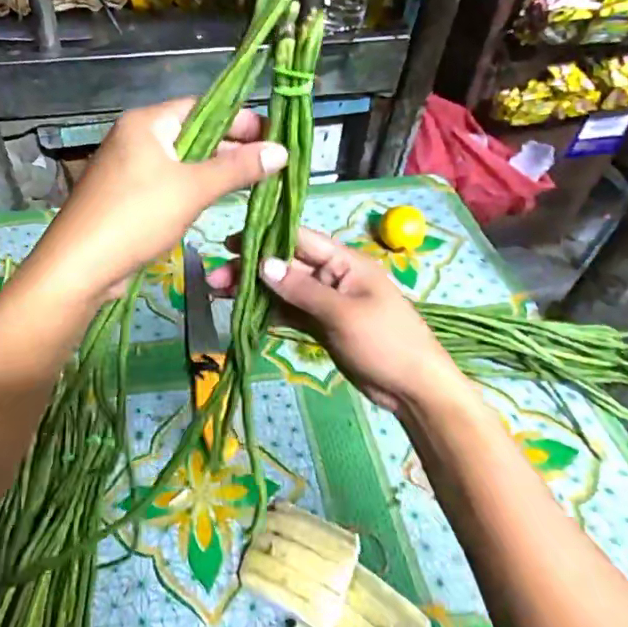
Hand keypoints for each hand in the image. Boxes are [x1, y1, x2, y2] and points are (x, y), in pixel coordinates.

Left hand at [23, 99, 287, 300]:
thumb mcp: (194, 189)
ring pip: (183, 160)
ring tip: (252, 179)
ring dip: (216, 168)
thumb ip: (238, 168)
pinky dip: (195, 186)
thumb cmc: (137, 217)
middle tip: (270, 161)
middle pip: (194, 132)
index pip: (204, 107)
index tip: (273, 135)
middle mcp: (136, 137)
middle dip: (232, 146)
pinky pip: (169, 181)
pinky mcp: (126, 195)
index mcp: (148, 123)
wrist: (79, 266)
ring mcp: (128, 167)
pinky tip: (216, 199)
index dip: (241, 119)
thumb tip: (281, 150)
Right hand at [209, 227, 462, 412]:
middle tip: (214, 280)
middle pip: (286, 265)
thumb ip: (302, 289)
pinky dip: (269, 312)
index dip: (265, 239)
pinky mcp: (323, 325)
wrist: (413, 387)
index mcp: (345, 262)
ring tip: (218, 295)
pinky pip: (290, 312)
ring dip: (254, 291)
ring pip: (284, 289)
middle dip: (251, 269)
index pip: (300, 240)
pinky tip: (243, 313)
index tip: (229, 244)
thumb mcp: (343, 314)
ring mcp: (327, 302)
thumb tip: (263, 263)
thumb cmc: (385, 342)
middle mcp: (334, 276)